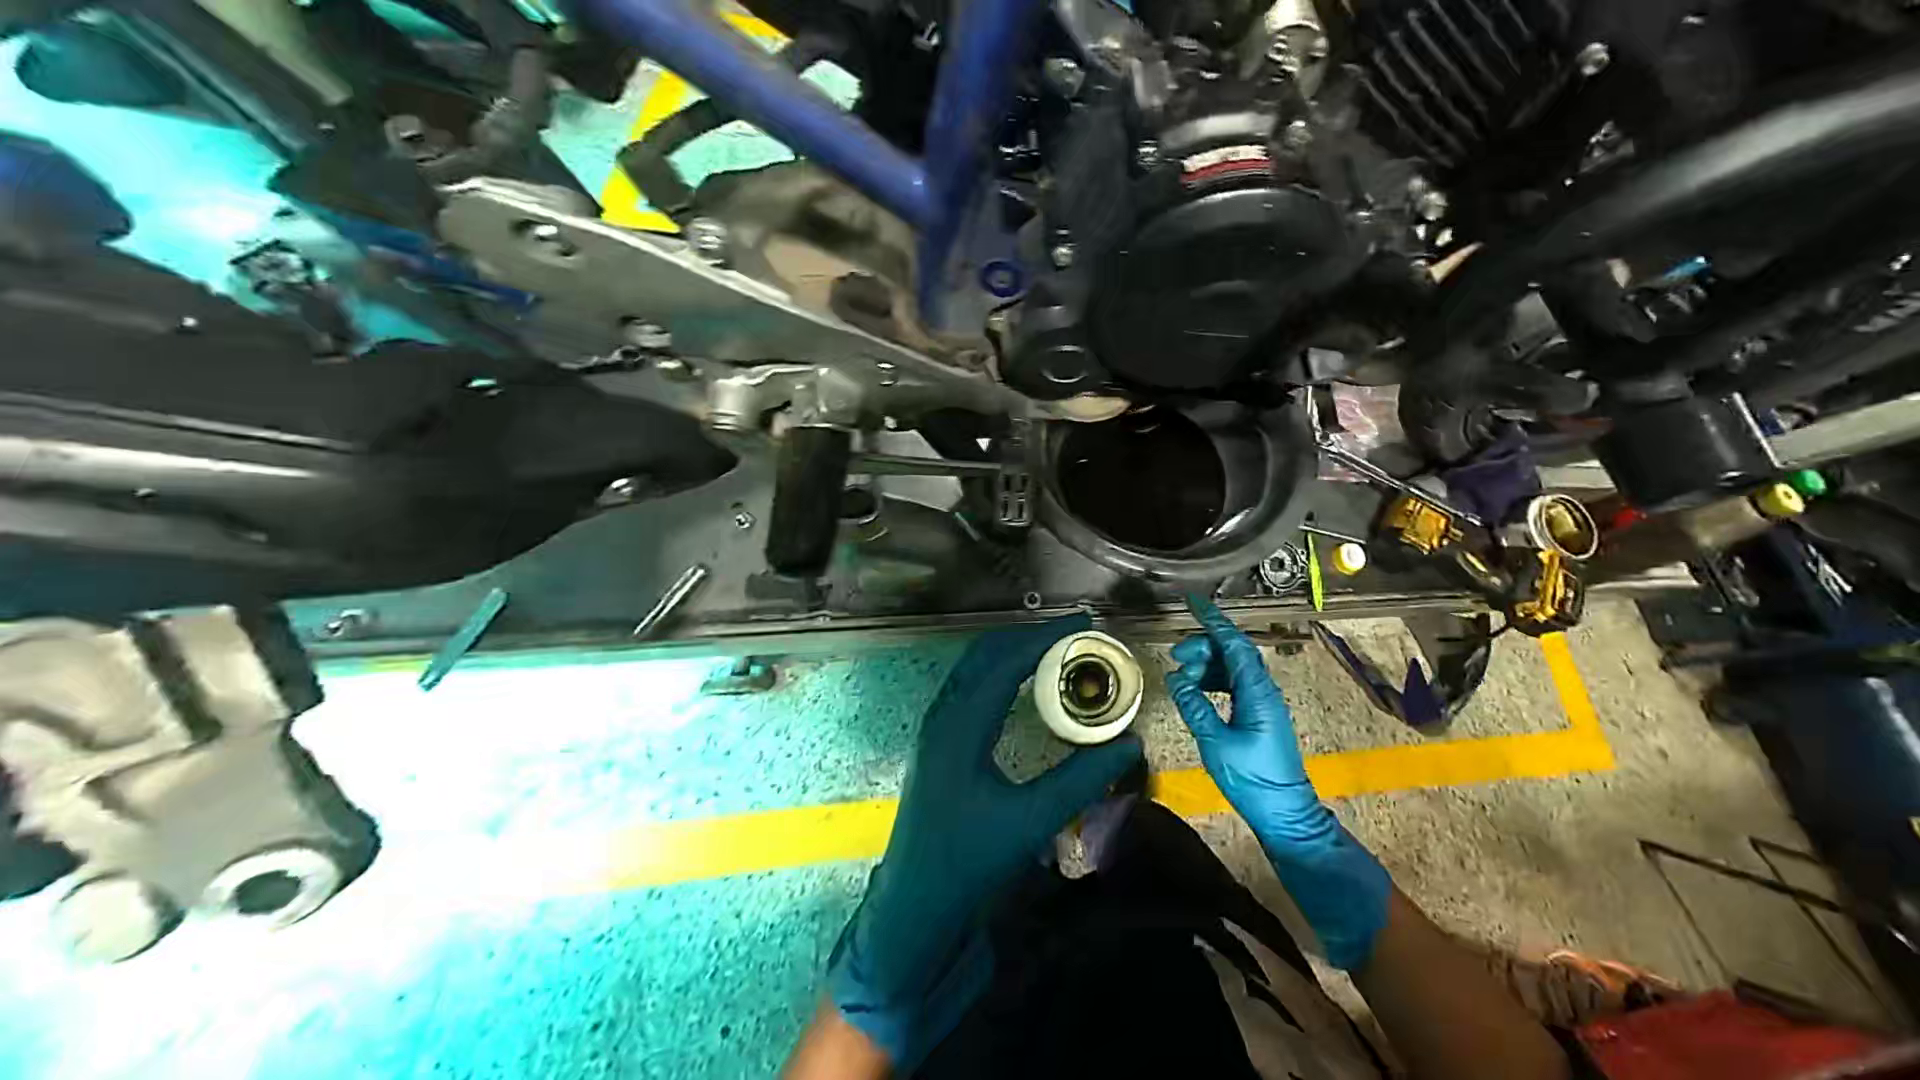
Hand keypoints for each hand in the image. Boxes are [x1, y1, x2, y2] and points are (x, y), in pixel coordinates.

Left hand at [828, 615, 1142, 1067]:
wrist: (917, 895)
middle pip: (987, 653)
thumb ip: (1080, 779)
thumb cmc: (971, 858)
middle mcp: (944, 713)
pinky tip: (1024, 681)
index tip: (1085, 623)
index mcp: (961, 725)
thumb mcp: (1032, 820)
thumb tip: (1129, 742)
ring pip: (975, 666)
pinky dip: (1001, 669)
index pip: (1006, 660)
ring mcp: (936, 724)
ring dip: (1014, 650)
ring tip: (1057, 649)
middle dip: (1031, 635)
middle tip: (1078, 634)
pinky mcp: (938, 738)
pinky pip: (970, 684)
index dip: (1046, 636)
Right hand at [1165, 594, 1390, 970]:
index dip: (1214, 621)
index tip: (1194, 603)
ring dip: (1206, 665)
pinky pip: (1233, 685)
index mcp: (1256, 691)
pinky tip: (1195, 690)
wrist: (1285, 812)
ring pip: (1231, 668)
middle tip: (1176, 657)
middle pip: (1232, 653)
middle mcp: (1262, 691)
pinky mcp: (1257, 716)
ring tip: (1182, 677)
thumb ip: (1195, 706)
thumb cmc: (1252, 778)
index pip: (1234, 644)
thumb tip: (1176, 678)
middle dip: (1202, 647)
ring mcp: (1261, 703)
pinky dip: (1212, 681)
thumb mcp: (1215, 742)